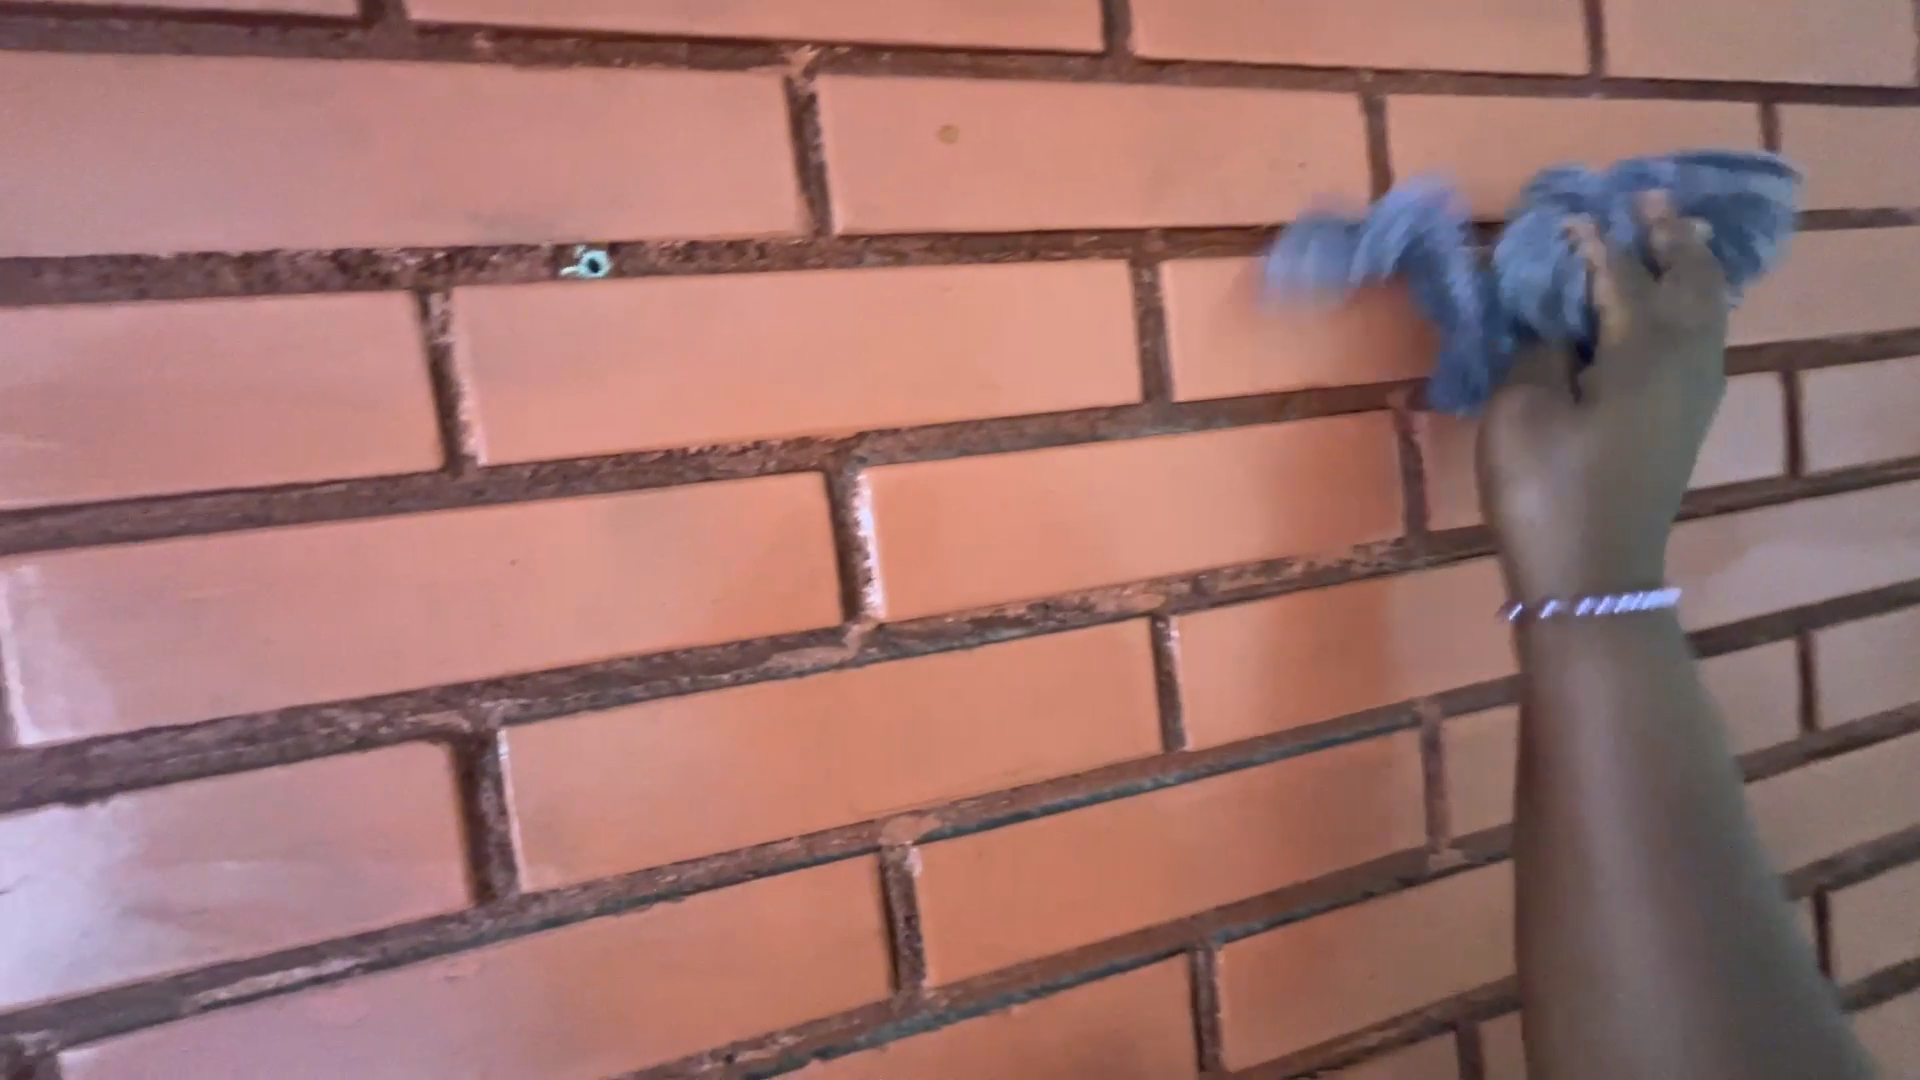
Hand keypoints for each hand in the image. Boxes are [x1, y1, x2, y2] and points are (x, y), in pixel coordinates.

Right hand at [1477, 193, 1728, 602]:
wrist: (1590, 565)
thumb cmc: (1544, 485)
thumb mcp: (1521, 413)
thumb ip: (1539, 354)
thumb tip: (1555, 323)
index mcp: (1643, 353)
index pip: (1620, 278)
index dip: (1593, 245)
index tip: (1571, 214)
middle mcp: (1687, 360)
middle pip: (1689, 281)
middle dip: (1669, 236)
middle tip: (1649, 199)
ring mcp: (1695, 392)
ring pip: (1708, 308)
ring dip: (1691, 265)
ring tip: (1678, 235)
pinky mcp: (1686, 418)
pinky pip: (1704, 337)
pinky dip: (1694, 303)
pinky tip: (1680, 304)